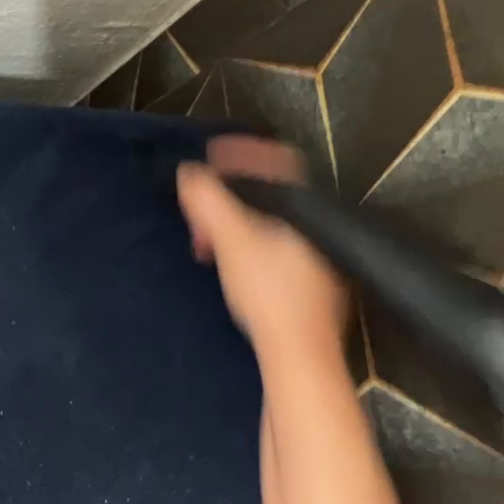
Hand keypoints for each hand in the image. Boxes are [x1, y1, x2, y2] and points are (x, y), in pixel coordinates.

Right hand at [176, 136, 345, 354]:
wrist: (299, 351)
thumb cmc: (268, 292)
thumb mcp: (231, 242)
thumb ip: (209, 203)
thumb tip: (188, 171)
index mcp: (301, 209)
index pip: (277, 162)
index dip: (243, 153)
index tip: (211, 155)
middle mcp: (313, 226)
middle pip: (269, 194)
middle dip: (228, 195)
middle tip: (197, 207)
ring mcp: (315, 255)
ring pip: (268, 223)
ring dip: (232, 222)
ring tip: (204, 241)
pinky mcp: (309, 282)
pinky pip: (272, 246)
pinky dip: (244, 244)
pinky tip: (226, 263)